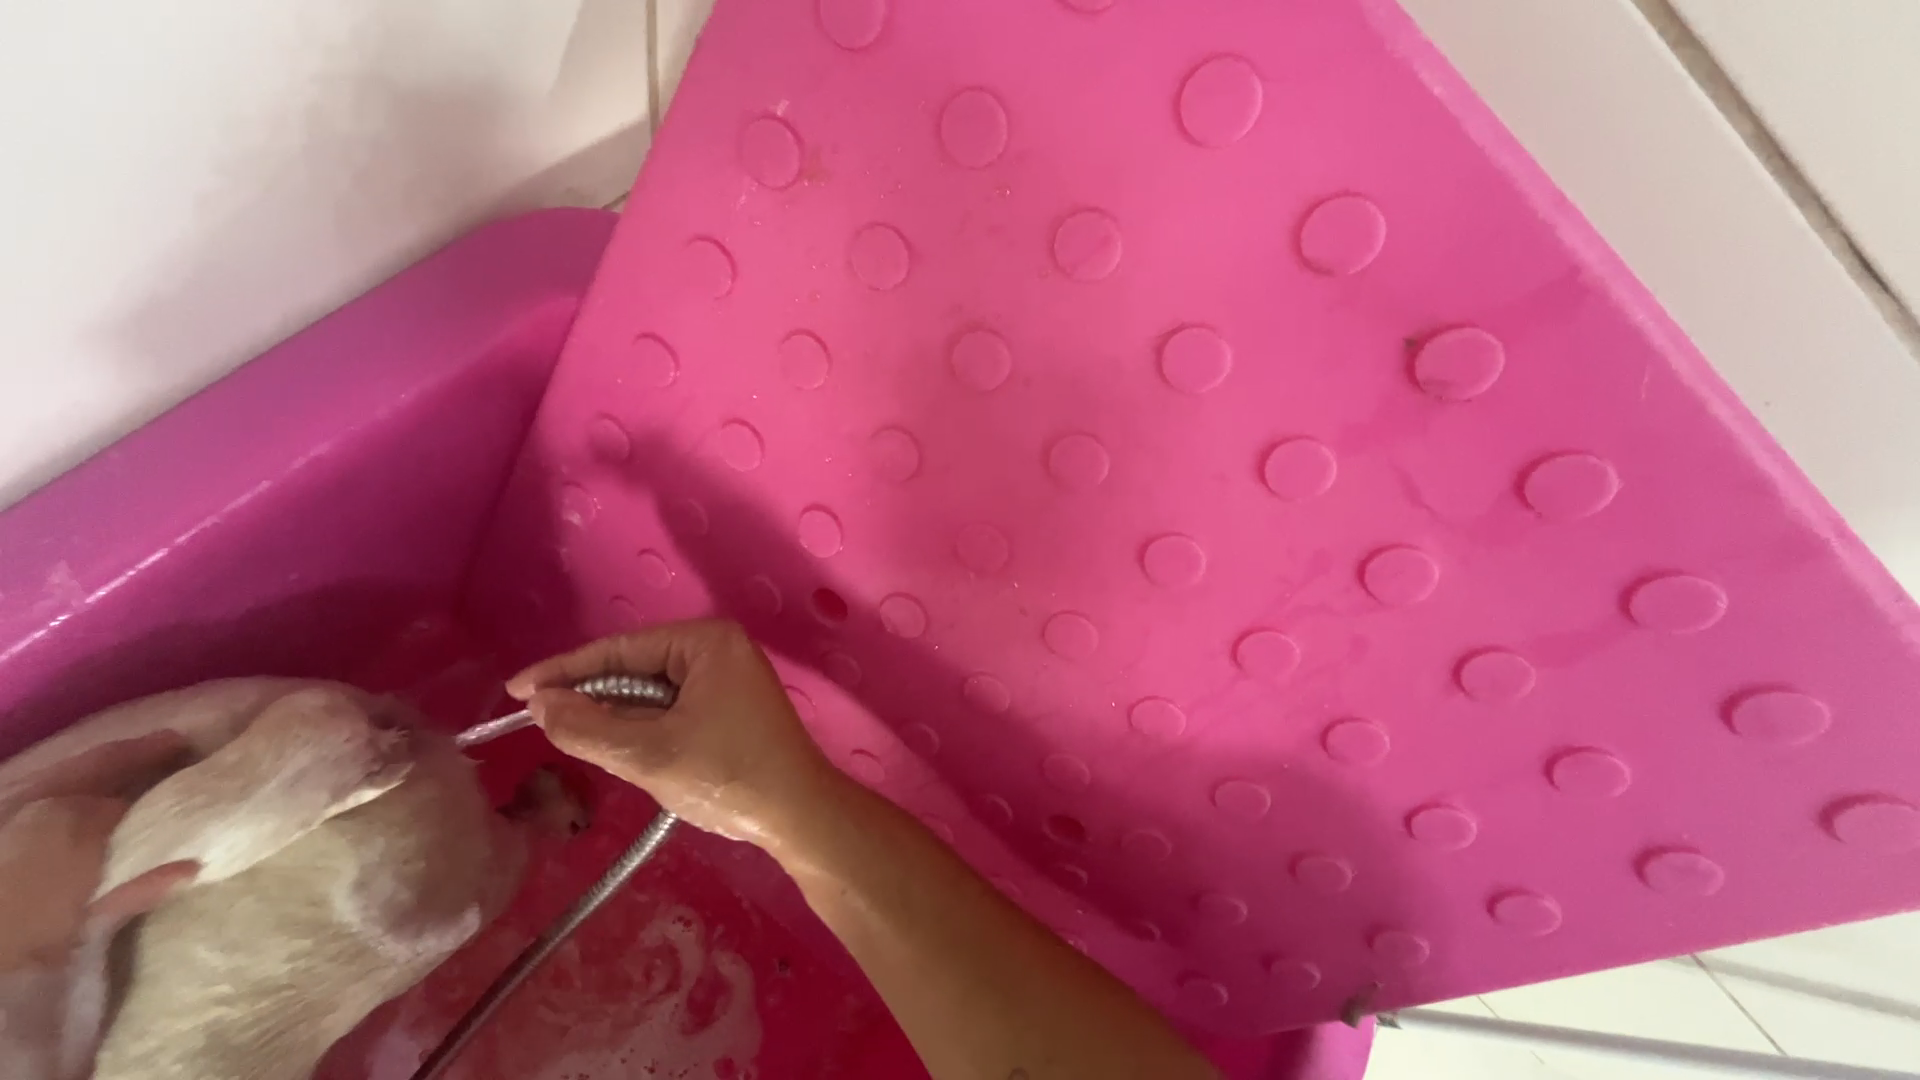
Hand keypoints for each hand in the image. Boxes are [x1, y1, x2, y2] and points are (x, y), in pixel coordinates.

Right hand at [506, 619, 842, 846]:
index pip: (620, 650)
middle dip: (591, 694)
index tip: (516, 691)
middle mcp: (721, 648)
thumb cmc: (726, 776)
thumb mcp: (648, 754)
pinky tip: (621, 745)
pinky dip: (645, 724)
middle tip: (539, 720)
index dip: (564, 671)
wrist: (799, 814)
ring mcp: (731, 676)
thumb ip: (587, 727)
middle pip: (637, 667)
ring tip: (573, 735)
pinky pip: (675, 705)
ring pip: (654, 691)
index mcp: (707, 641)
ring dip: (616, 714)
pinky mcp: (733, 703)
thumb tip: (541, 705)